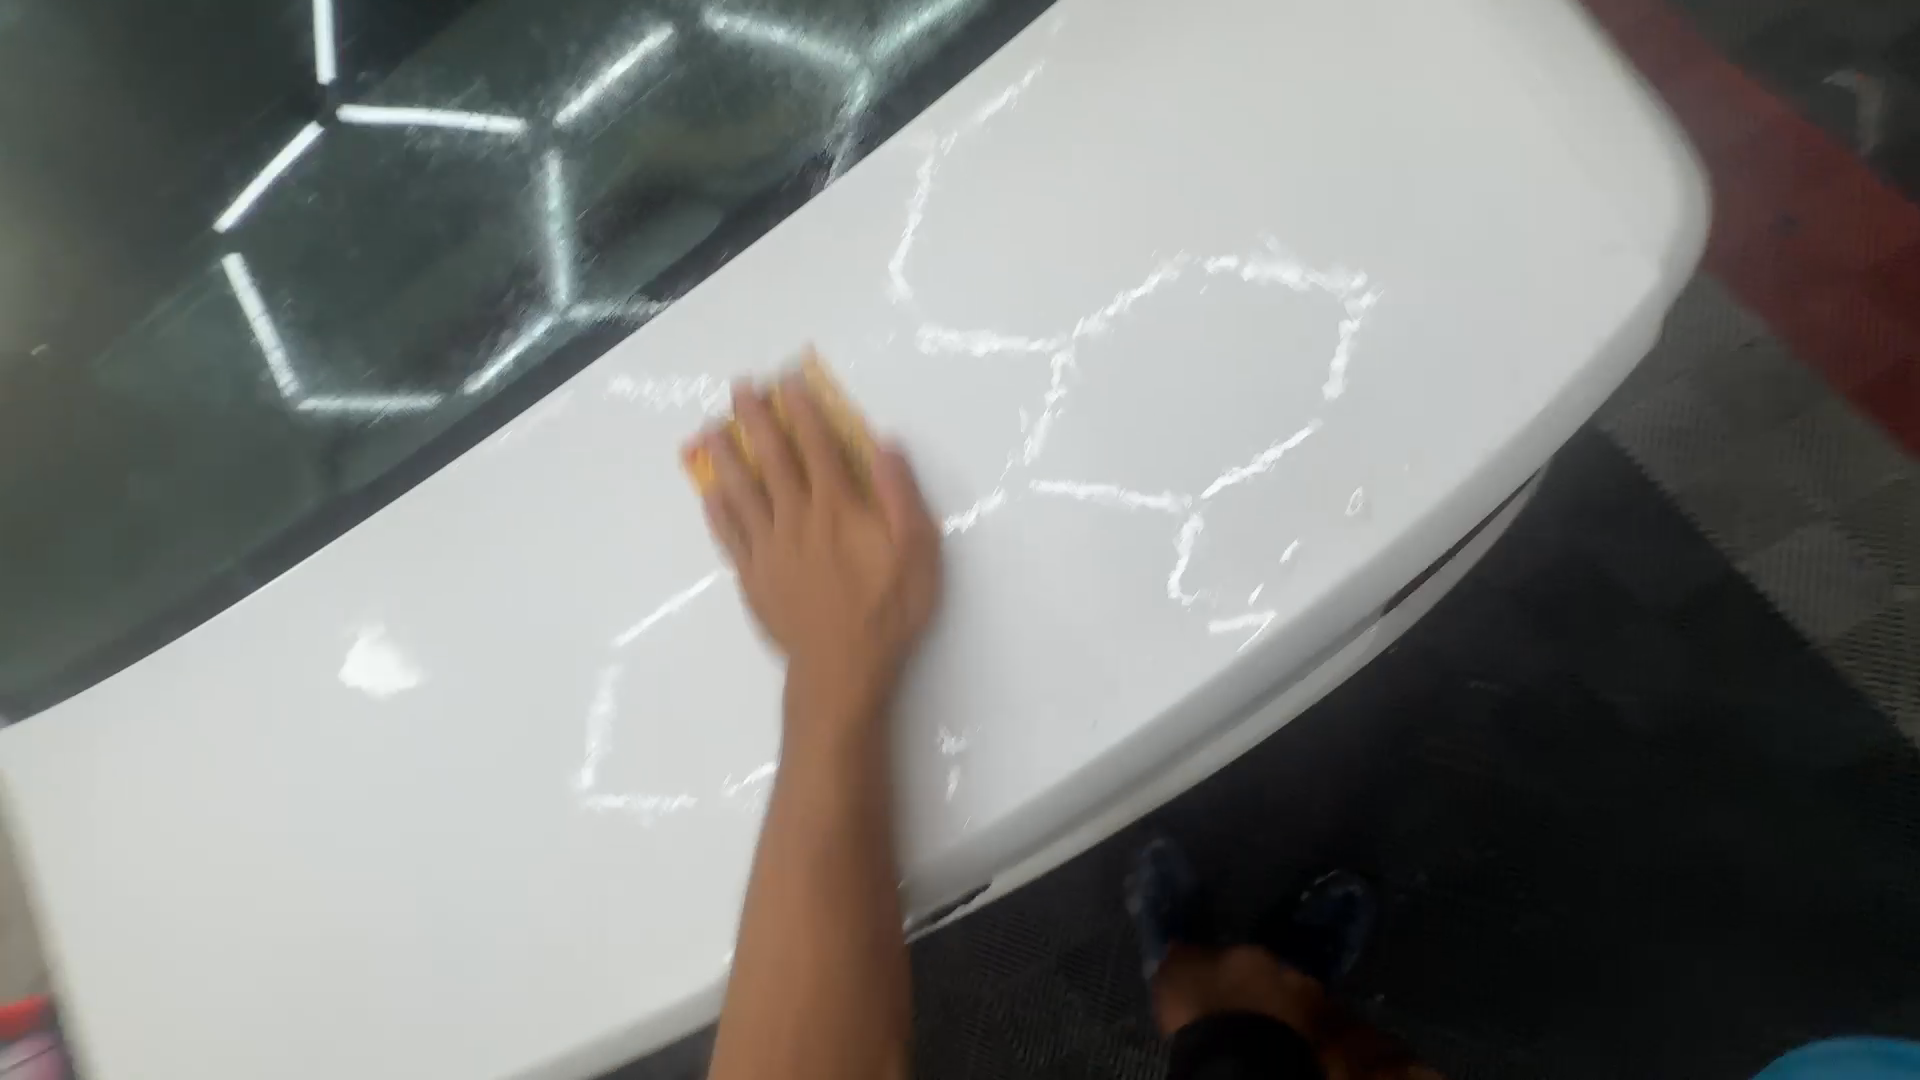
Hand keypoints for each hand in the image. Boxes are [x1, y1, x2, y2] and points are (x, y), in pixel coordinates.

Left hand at [691, 372, 942, 732]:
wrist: (843, 667)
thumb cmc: (888, 608)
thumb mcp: (917, 549)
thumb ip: (899, 493)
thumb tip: (884, 444)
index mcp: (837, 506)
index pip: (817, 446)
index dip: (803, 410)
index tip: (788, 381)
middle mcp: (796, 517)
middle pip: (770, 459)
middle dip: (755, 419)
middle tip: (739, 387)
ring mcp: (768, 548)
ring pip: (740, 491)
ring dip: (724, 457)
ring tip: (709, 429)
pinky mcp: (752, 577)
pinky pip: (728, 535)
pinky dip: (717, 510)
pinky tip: (708, 493)